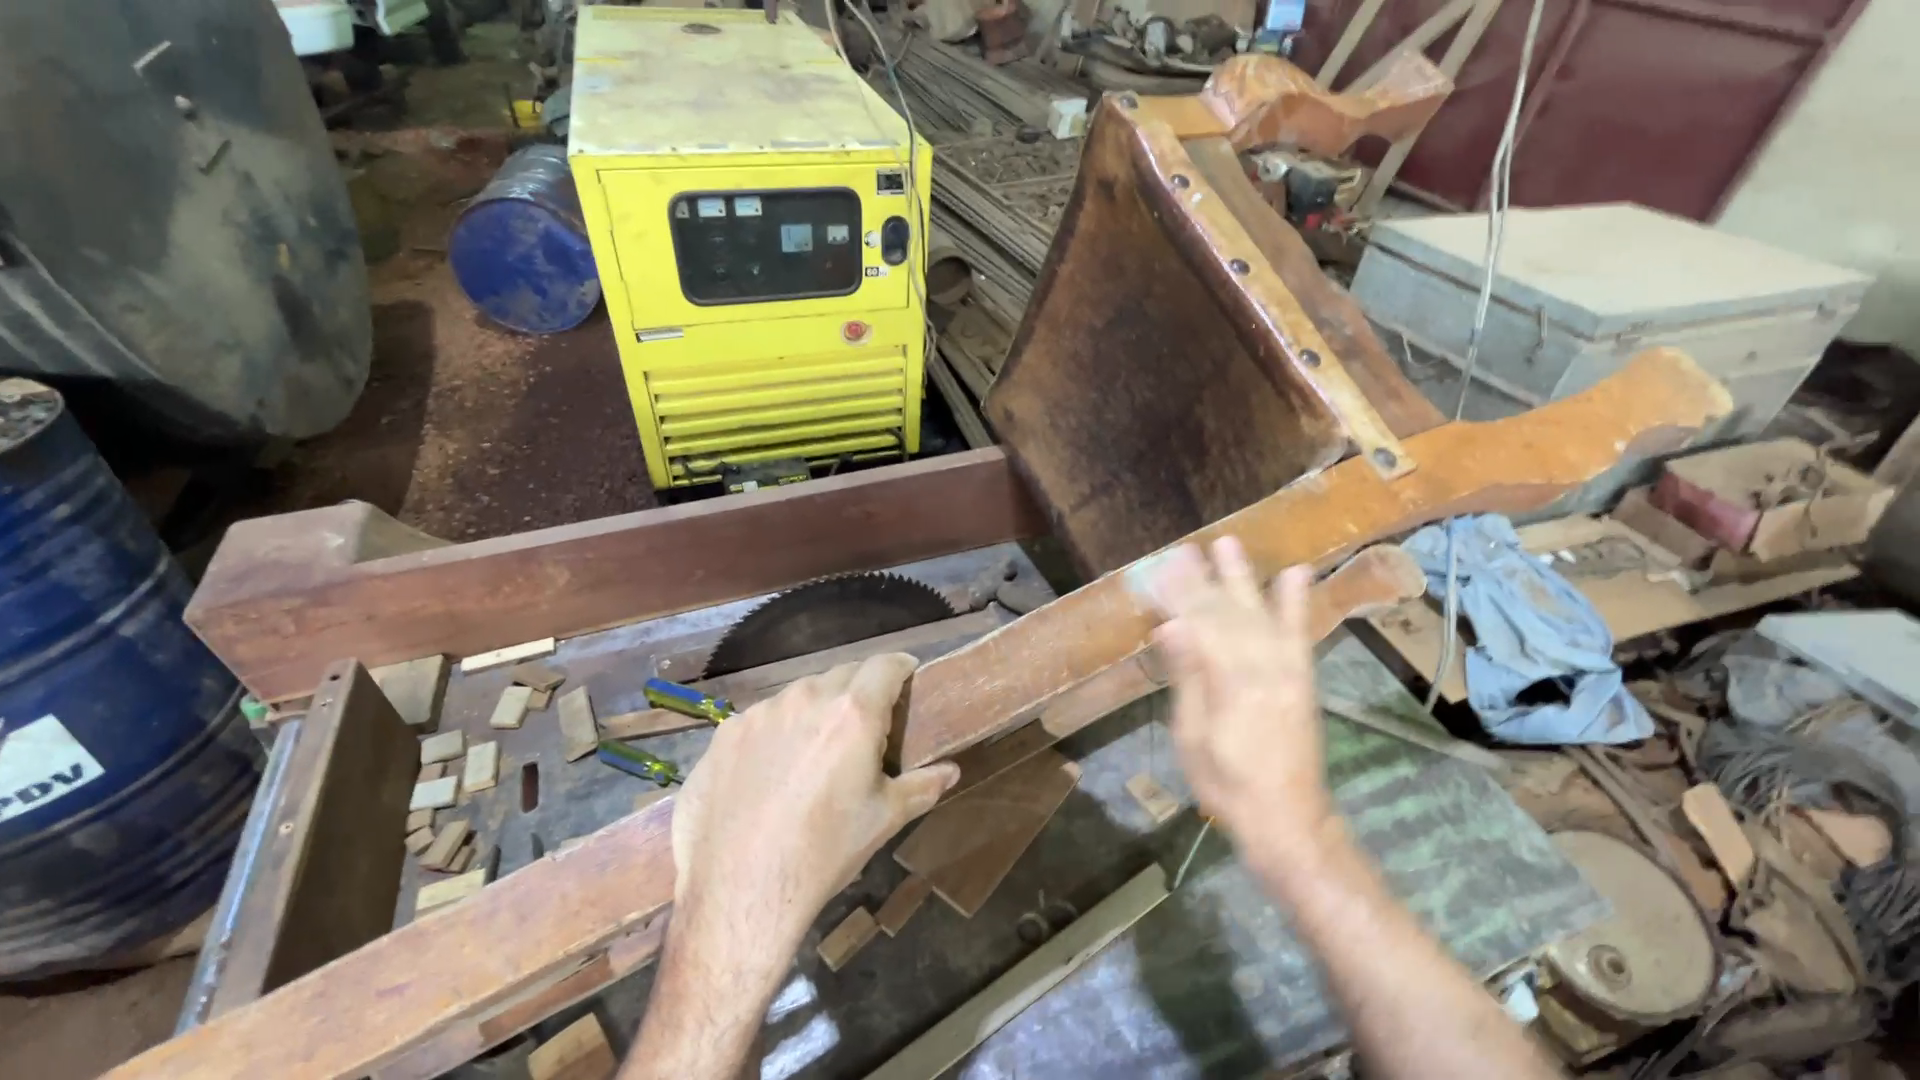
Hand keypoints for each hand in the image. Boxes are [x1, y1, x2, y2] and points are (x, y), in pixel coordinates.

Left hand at [670, 654, 958, 956]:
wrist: (739, 889)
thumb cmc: (824, 852)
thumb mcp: (884, 819)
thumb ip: (922, 786)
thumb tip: (951, 771)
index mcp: (852, 713)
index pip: (886, 665)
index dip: (901, 669)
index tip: (908, 680)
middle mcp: (805, 698)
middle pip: (842, 677)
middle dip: (858, 693)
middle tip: (864, 731)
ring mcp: (759, 713)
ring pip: (798, 696)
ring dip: (814, 713)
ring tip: (814, 755)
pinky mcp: (724, 734)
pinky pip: (760, 721)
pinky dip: (774, 734)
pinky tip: (770, 775)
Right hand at [1146, 538, 1336, 860]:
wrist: (1287, 818)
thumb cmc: (1226, 784)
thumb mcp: (1192, 738)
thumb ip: (1187, 679)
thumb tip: (1170, 627)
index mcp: (1229, 683)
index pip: (1199, 624)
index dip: (1178, 594)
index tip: (1160, 568)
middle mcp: (1262, 667)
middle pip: (1227, 613)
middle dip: (1203, 579)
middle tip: (1183, 550)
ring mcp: (1287, 671)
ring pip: (1260, 614)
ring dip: (1243, 579)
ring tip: (1228, 545)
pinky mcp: (1303, 680)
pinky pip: (1298, 634)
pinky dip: (1295, 603)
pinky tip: (1295, 574)